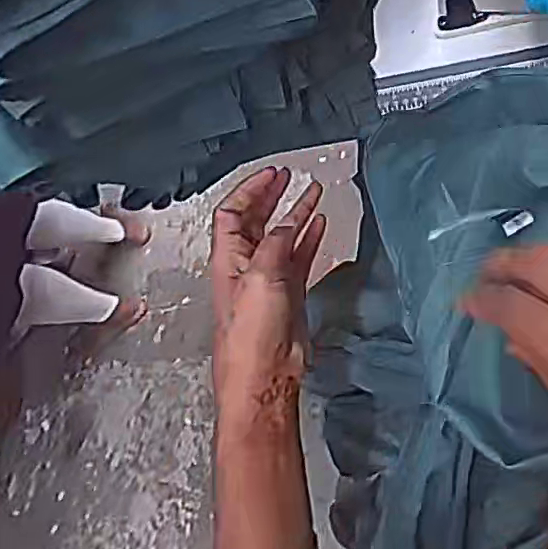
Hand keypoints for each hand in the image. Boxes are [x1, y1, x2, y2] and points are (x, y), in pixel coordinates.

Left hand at [209, 166, 326, 444]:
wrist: (265, 374)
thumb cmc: (250, 335)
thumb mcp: (261, 277)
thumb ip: (276, 244)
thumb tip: (290, 221)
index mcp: (229, 258)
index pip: (235, 212)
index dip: (252, 190)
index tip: (273, 174)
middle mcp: (246, 265)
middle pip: (258, 220)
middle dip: (272, 196)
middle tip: (289, 177)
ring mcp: (269, 279)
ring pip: (283, 236)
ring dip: (296, 214)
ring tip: (311, 193)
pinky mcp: (290, 293)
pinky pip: (300, 257)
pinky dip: (309, 239)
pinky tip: (318, 226)